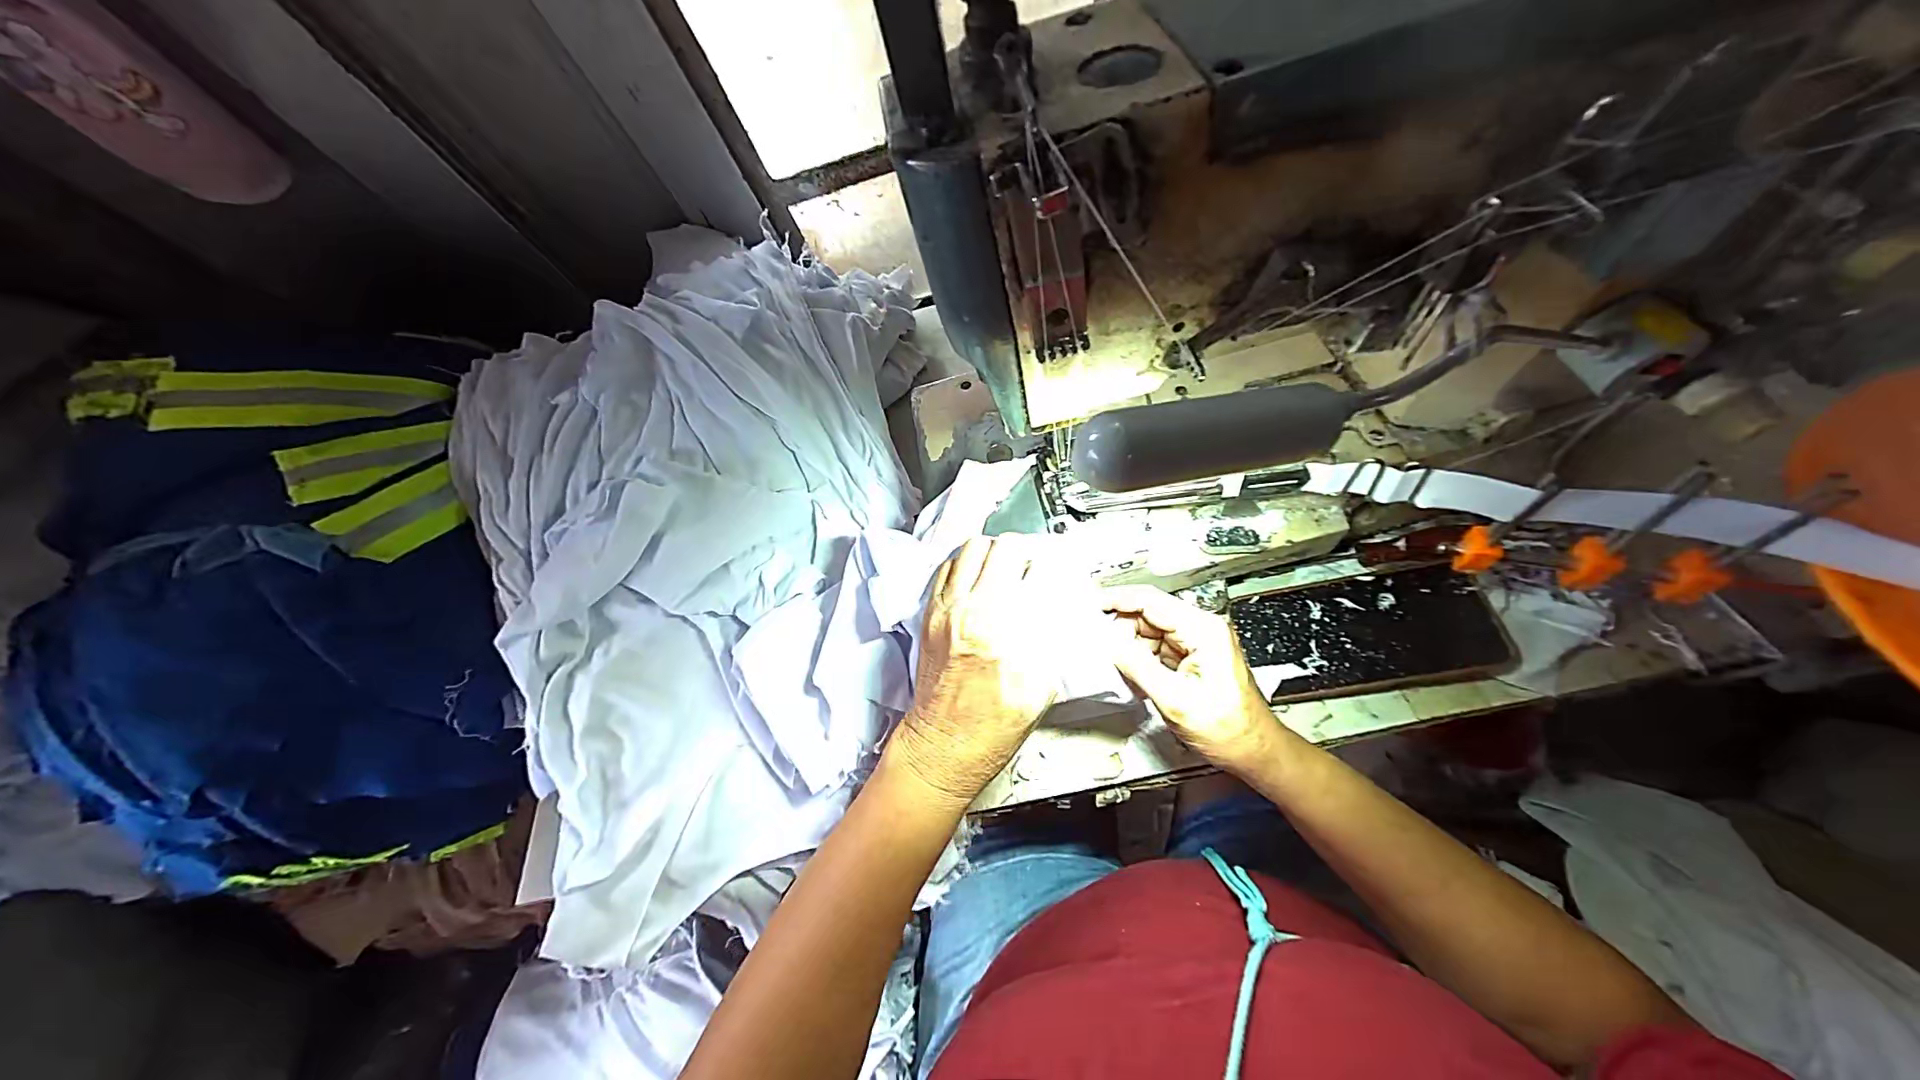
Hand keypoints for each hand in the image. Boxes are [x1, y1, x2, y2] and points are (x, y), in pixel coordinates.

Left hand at [889, 536, 1058, 810]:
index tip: (1063, 571)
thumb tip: (1061, 606)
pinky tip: (978, 580)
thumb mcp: (1041, 688)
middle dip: (1028, 552)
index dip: (1058, 568)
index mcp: (1007, 633)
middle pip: (1006, 547)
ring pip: (974, 548)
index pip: (1041, 572)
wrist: (942, 746)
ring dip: (996, 551)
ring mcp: (948, 610)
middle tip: (1035, 564)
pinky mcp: (930, 614)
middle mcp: (974, 613)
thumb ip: (1054, 639)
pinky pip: (947, 567)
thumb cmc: (988, 729)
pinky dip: (967, 564)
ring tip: (1007, 567)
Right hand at [1102, 585, 1301, 777]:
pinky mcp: (1194, 657)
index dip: (1118, 601)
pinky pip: (1159, 647)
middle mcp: (1203, 630)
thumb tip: (1111, 644)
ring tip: (1121, 667)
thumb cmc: (1230, 730)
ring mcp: (1199, 643)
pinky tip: (1136, 675)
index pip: (1151, 601)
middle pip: (1149, 614)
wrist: (1254, 750)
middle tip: (1102, 647)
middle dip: (1123, 629)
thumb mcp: (1174, 699)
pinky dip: (1143, 658)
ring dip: (1132, 646)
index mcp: (1204, 631)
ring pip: (1151, 631)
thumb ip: (1138, 667)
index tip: (1094, 605)